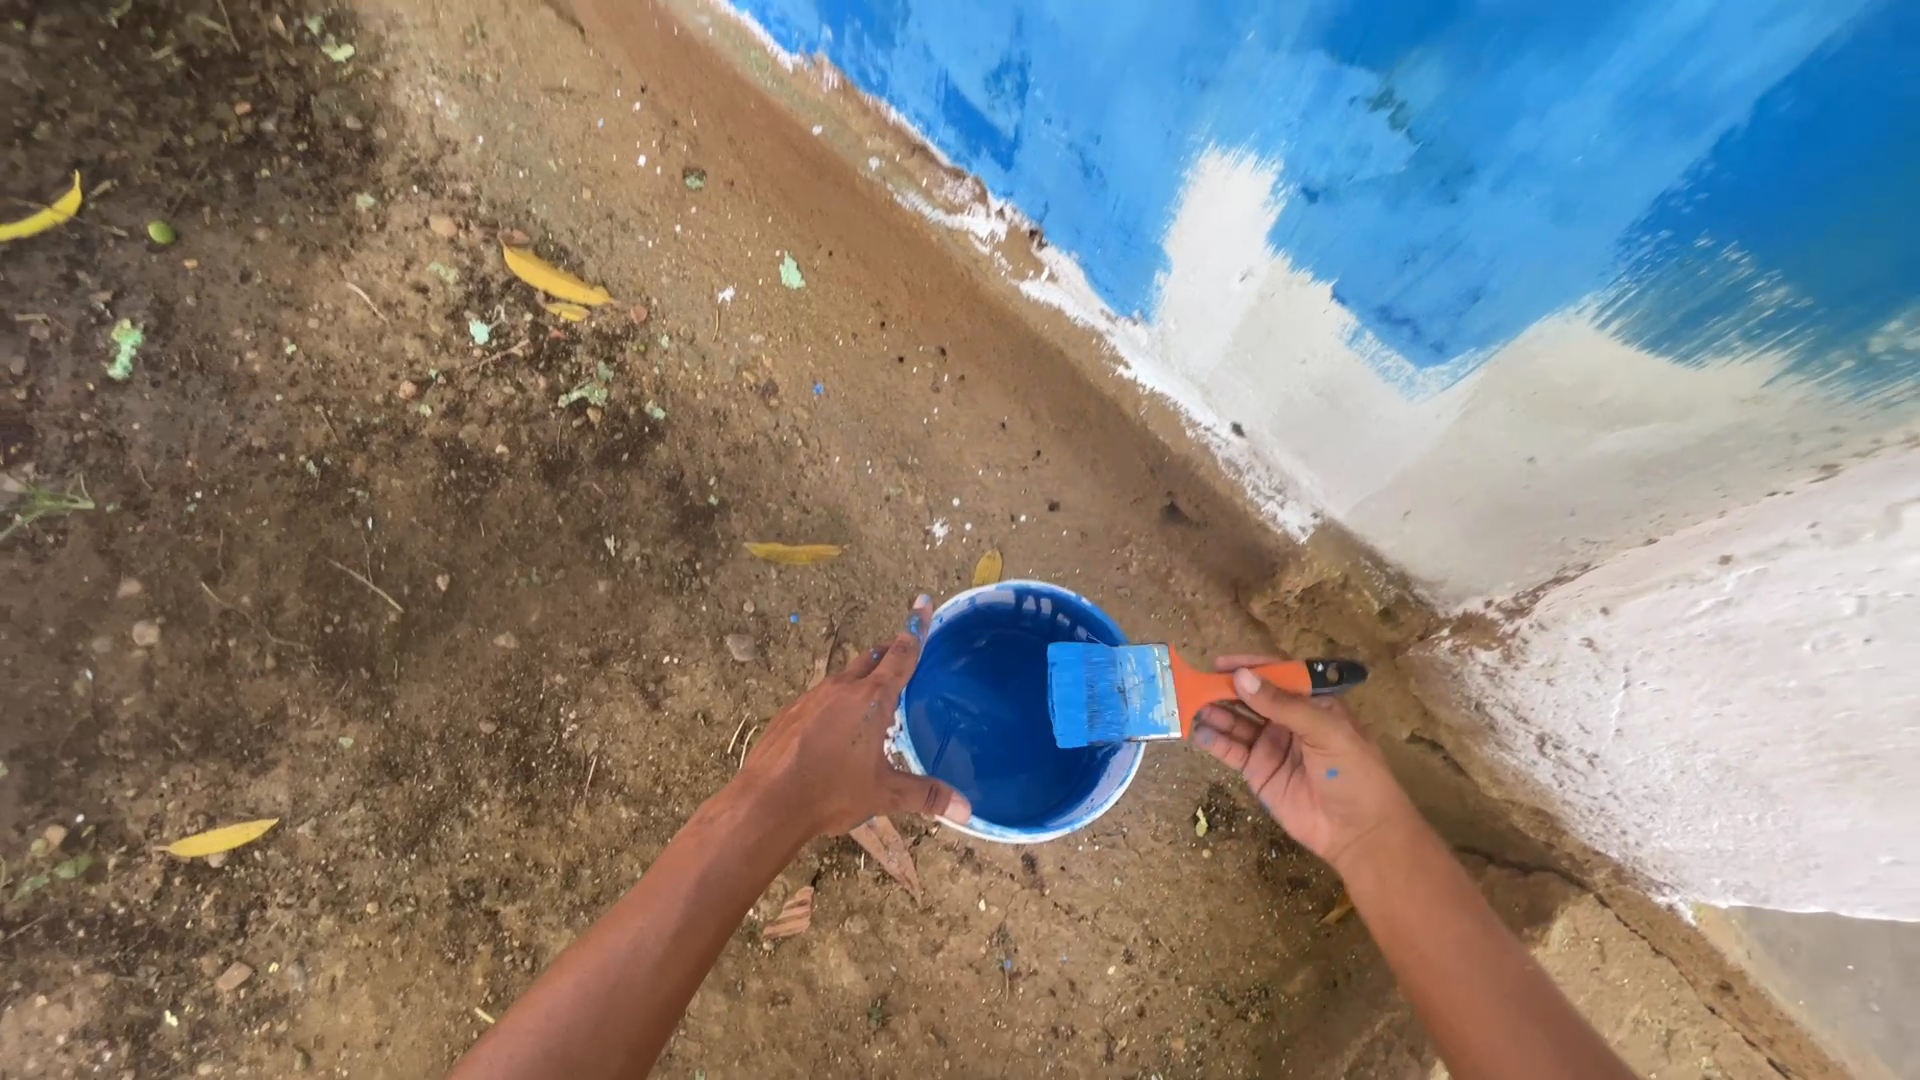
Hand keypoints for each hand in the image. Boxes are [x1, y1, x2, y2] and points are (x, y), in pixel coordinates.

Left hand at [737, 594, 970, 837]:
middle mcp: (843, 688)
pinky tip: (834, 728)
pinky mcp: (791, 711)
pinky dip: (834, 701)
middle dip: (889, 651)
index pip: (901, 653)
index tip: (923, 602)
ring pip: (844, 675)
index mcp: (872, 699)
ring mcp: (813, 697)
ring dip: (861, 677)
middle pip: (872, 657)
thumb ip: (926, 795)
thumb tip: (967, 809)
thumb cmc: (831, 792)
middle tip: (903, 654)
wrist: (768, 801)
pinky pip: (820, 696)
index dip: (916, 628)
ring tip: (871, 699)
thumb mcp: (884, 794)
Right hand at [1190, 654, 1420, 873]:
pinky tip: (1199, 732)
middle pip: (1251, 697)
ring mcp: (1270, 745)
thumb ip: (1283, 705)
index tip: (1222, 663)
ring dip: (1215, 712)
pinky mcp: (1258, 770)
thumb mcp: (1327, 732)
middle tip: (1196, 684)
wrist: (1360, 833)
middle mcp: (1288, 720)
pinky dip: (1213, 740)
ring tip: (1191, 705)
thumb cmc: (1355, 775)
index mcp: (1313, 704)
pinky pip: (1231, 750)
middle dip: (1224, 689)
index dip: (1251, 667)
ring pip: (1236, 722)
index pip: (1277, 676)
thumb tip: (1241, 677)